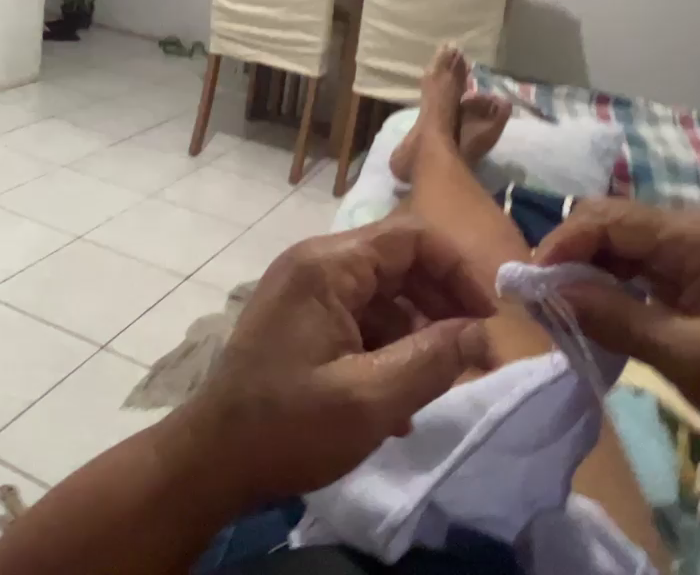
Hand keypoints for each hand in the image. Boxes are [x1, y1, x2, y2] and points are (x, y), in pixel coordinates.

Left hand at [176, 218, 495, 505]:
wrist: (211, 461)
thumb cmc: (289, 426)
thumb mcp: (371, 399)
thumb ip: (435, 361)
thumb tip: (482, 333)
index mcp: (327, 266)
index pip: (411, 237)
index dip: (458, 270)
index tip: (488, 318)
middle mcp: (315, 264)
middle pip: (398, 262)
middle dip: (441, 304)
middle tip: (474, 352)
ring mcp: (304, 291)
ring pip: (382, 293)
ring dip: (417, 332)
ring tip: (440, 382)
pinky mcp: (300, 319)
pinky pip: (359, 318)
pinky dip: (387, 347)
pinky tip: (400, 399)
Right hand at [534, 200, 699, 460]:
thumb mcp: (686, 357)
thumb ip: (614, 317)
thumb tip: (548, 291)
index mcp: (695, 238)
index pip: (608, 219)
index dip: (562, 244)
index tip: (529, 283)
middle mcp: (691, 231)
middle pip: (609, 222)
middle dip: (568, 253)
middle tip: (538, 296)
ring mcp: (694, 251)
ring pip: (618, 242)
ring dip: (585, 268)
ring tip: (557, 305)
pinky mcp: (694, 274)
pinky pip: (636, 264)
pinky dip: (608, 283)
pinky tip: (592, 310)